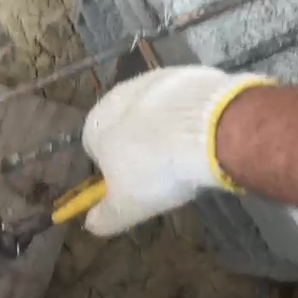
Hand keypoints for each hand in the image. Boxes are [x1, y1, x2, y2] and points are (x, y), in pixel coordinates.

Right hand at [80, 67, 272, 235]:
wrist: (207, 129)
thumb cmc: (155, 171)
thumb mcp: (126, 208)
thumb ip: (104, 217)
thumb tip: (90, 224)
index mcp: (95, 126)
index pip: (95, 150)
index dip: (116, 170)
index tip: (137, 186)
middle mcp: (116, 96)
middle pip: (125, 127)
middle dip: (142, 146)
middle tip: (166, 172)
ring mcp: (152, 80)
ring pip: (154, 111)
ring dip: (166, 129)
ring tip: (190, 154)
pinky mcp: (185, 73)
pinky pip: (182, 99)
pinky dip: (190, 114)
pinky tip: (207, 134)